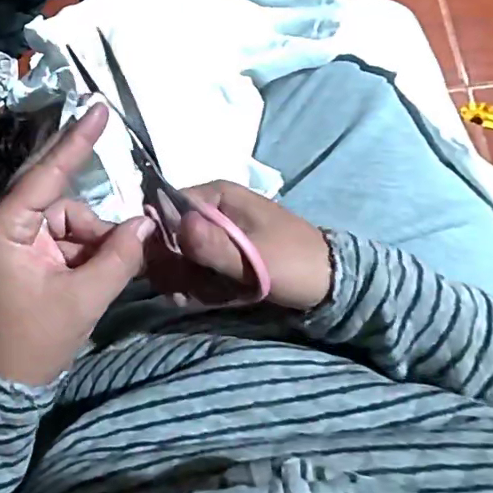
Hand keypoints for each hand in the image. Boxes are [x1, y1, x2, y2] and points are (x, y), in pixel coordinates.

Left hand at [0, 104, 154, 384]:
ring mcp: (15, 238)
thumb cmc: (31, 340)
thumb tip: (147, 223)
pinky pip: (65, 238)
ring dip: (95, 240)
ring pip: (69, 220)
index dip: (76, 141)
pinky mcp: (25, 254)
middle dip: (94, 217)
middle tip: (123, 226)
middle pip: (59, 196)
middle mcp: (6, 222)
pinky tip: (97, 274)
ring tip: (103, 276)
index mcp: (7, 226)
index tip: (98, 108)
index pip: (46, 173)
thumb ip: (119, 257)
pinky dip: (87, 250)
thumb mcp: (82, 300)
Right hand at [147, 181, 330, 310]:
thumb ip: (214, 246)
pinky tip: (216, 298)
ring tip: (215, 294)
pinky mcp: (221, 253)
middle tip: (199, 288)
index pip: (166, 209)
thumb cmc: (294, 262)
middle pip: (170, 237)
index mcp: (217, 194)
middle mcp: (211, 209)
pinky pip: (195, 270)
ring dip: (190, 281)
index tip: (174, 269)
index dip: (164, 240)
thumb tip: (178, 226)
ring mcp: (216, 232)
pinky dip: (201, 287)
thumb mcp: (254, 257)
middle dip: (179, 268)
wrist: (328, 284)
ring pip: (180, 258)